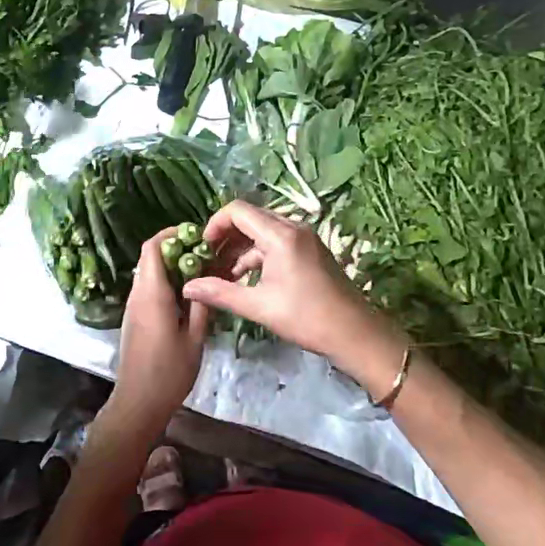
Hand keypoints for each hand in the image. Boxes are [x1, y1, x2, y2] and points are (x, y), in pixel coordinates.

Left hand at [105, 226, 211, 437]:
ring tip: (202, 271)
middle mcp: (137, 294)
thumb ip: (201, 305)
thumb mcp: (194, 338)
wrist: (138, 401)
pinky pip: (148, 288)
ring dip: (170, 265)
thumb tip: (208, 278)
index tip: (196, 234)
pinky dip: (165, 282)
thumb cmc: (169, 372)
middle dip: (175, 248)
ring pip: (148, 272)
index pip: (152, 248)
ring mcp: (133, 306)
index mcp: (151, 294)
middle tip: (205, 252)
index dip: (171, 234)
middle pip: (150, 257)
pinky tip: (188, 293)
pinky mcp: (135, 317)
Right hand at [181, 201, 406, 393]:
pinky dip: (256, 254)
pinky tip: (244, 278)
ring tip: (221, 273)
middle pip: (249, 217)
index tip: (201, 248)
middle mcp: (293, 228)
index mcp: (281, 235)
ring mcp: (304, 238)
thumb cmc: (308, 318)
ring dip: (239, 247)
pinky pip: (275, 241)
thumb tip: (187, 287)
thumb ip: (220, 293)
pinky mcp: (309, 250)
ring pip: (261, 230)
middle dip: (225, 237)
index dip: (214, 225)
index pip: (237, 211)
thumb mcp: (259, 307)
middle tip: (207, 260)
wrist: (357, 334)